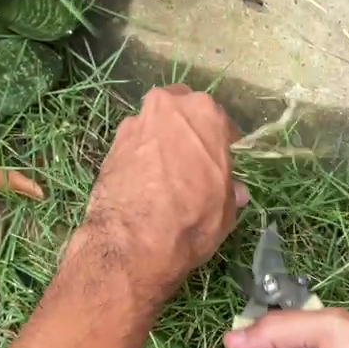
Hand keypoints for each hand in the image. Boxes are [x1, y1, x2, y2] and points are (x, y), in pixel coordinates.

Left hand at [80, 85, 247, 296]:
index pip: (222, 126)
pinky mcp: (112, 144)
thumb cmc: (192, 220)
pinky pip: (136, 148)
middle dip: (189, 136)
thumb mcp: (225, 211)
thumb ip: (230, 192)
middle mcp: (169, 106)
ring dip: (163, 146)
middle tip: (193, 167)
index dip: (224, 149)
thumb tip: (235, 191)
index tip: (223, 168)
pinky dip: (142, 161)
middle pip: (184, 116)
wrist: (134, 241)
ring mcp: (136, 122)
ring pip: (156, 129)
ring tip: (166, 179)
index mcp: (205, 114)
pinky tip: (144, 186)